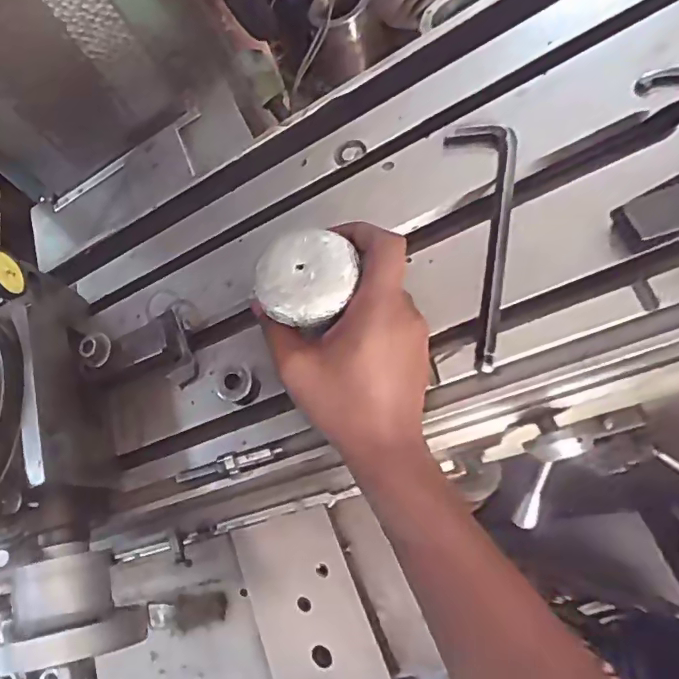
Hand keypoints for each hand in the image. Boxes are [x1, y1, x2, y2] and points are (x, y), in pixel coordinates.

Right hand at [258, 223, 432, 466]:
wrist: (386, 447)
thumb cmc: (351, 410)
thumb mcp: (297, 366)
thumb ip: (277, 330)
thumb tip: (265, 308)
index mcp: (379, 309)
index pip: (387, 245)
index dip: (360, 231)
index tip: (335, 238)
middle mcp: (403, 314)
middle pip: (384, 267)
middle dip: (349, 264)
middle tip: (320, 273)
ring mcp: (413, 332)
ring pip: (387, 292)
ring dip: (358, 292)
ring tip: (326, 308)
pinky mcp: (413, 348)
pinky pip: (391, 315)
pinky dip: (368, 313)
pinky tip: (341, 335)